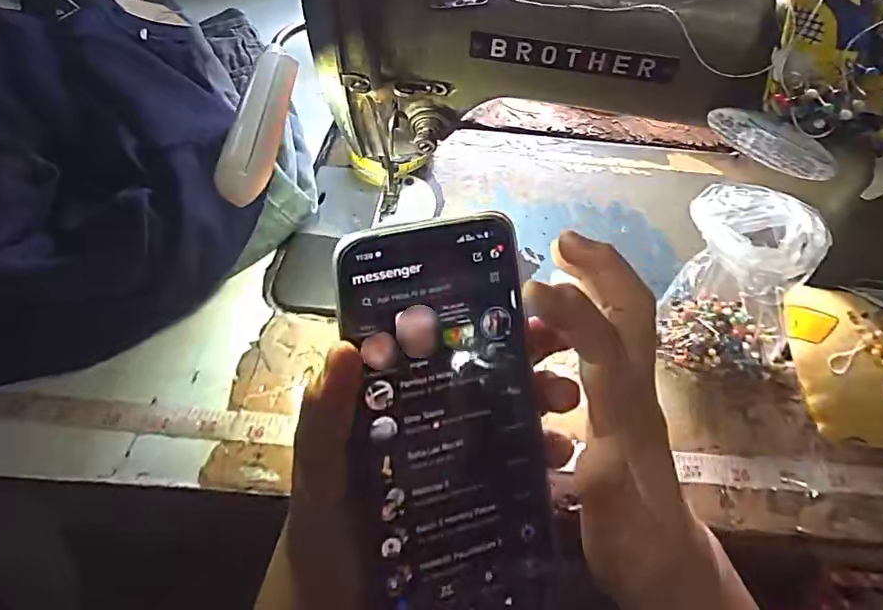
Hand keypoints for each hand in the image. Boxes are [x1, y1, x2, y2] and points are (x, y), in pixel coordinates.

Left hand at [255, 332, 582, 609]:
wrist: (342, 608)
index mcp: (393, 395)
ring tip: (563, 401)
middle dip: (520, 353)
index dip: (472, 317)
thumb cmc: (324, 528)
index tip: (511, 304)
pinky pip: (514, 465)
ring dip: (537, 398)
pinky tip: (557, 455)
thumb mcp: (319, 472)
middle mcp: (429, 413)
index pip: (436, 341)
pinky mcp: (475, 492)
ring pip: (504, 411)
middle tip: (555, 345)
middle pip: (480, 370)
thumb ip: (324, 419)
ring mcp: (454, 453)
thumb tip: (344, 350)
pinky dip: (539, 453)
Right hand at [523, 231, 756, 609]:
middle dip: (600, 265)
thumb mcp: (617, 526)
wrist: (668, 566)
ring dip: (582, 291)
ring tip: (537, 296)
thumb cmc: (638, 544)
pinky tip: (544, 341)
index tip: (534, 286)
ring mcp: (628, 390)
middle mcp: (632, 387)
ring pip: (613, 320)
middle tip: (561, 242)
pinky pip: (600, 342)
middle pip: (629, 309)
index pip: (606, 342)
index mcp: (626, 410)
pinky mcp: (616, 400)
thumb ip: (606, 490)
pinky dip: (575, 321)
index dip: (572, 308)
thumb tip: (592, 456)